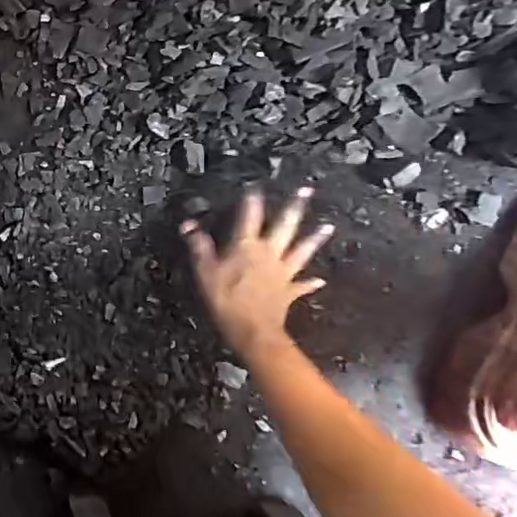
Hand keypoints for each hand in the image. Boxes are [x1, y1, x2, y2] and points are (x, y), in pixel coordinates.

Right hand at [182, 187, 332, 355]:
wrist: (253, 330)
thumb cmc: (226, 299)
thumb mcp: (205, 271)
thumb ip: (200, 246)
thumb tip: (189, 225)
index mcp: (247, 247)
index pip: (249, 217)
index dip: (252, 200)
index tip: (256, 185)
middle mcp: (269, 254)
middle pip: (284, 226)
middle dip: (294, 207)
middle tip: (306, 190)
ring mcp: (282, 272)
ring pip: (301, 250)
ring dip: (314, 238)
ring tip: (328, 226)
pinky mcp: (289, 290)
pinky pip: (302, 284)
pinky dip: (311, 281)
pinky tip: (319, 280)